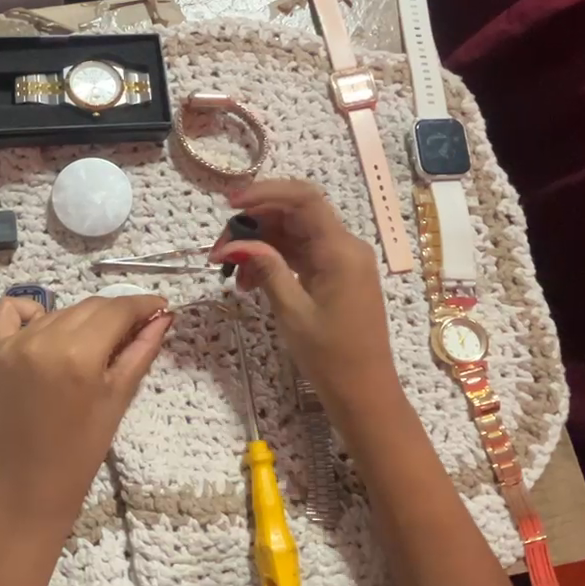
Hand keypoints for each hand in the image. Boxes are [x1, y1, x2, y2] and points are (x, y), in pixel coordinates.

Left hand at [0, 294, 172, 533]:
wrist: (28, 485)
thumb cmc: (82, 450)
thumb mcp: (119, 398)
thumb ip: (141, 350)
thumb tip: (163, 316)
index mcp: (80, 355)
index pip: (118, 310)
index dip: (143, 304)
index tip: (160, 306)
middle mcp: (45, 340)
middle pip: (90, 306)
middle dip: (116, 313)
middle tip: (132, 329)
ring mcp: (14, 343)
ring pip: (59, 311)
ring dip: (80, 320)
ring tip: (90, 347)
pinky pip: (9, 310)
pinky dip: (29, 312)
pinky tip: (43, 328)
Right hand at [209, 180, 399, 415]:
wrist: (364, 393)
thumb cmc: (331, 356)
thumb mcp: (292, 311)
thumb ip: (266, 268)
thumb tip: (235, 243)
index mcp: (341, 250)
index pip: (303, 199)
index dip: (264, 193)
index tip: (229, 204)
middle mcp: (345, 246)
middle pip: (294, 214)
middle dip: (254, 224)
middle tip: (220, 251)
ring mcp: (340, 260)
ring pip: (293, 233)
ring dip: (259, 245)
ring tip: (231, 274)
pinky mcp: (334, 275)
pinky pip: (300, 253)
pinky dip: (273, 260)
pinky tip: (249, 282)